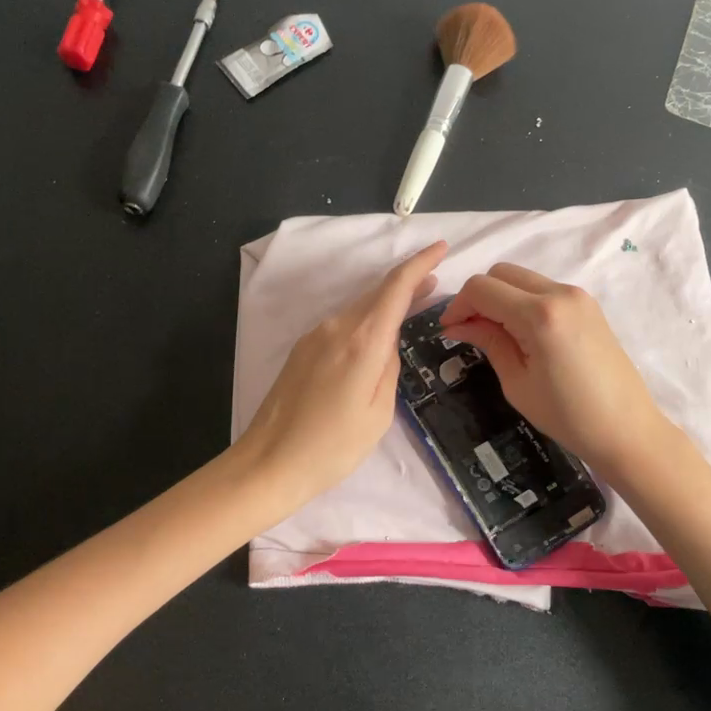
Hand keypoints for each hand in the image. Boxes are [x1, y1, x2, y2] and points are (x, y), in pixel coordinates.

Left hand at [237, 241, 446, 504]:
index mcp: (362, 342)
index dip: (421, 264)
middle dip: (407, 283)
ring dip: (385, 304)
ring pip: (358, 309)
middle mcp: (336, 328)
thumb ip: (389, 371)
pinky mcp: (301, 351)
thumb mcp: (378, 414)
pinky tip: (377, 336)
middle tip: (436, 285)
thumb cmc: (331, 448)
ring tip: (414, 307)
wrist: (269, 463)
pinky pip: (342, 325)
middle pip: (377, 293)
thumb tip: (387, 347)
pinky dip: (366, 321)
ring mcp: (314, 337)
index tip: (441, 247)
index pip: (395, 287)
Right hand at [439, 263, 670, 474]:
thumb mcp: (517, 382)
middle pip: (501, 273)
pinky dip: (522, 301)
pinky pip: (543, 289)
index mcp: (539, 315)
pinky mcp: (588, 305)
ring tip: (492, 334)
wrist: (626, 429)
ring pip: (522, 278)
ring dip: (500, 297)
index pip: (482, 288)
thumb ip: (488, 342)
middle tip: (468, 330)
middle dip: (478, 296)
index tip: (448, 330)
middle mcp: (560, 293)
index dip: (458, 305)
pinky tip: (519, 333)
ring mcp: (578, 296)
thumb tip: (457, 325)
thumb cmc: (567, 415)